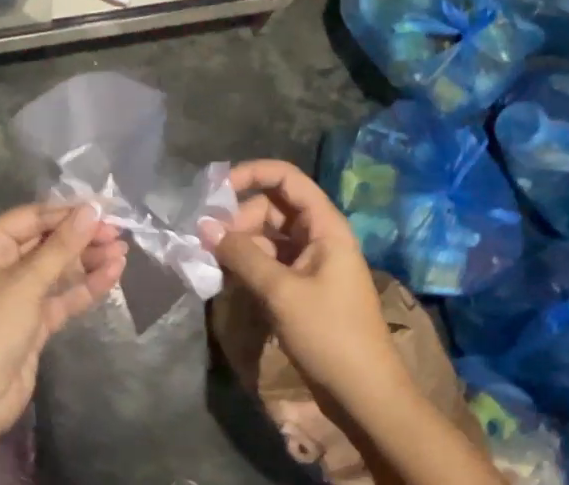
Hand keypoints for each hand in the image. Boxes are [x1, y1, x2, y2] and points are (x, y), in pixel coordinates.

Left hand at [0, 203, 127, 450]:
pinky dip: (85, 286)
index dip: (67, 212)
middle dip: (82, 237)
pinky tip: (112, 275)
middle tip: (118, 233)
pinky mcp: (33, 322)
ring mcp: (17, 295)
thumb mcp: (26, 283)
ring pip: (58, 269)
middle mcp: (0, 265)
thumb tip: (91, 210)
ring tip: (123, 253)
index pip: (32, 218)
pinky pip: (62, 296)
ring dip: (88, 261)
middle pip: (47, 242)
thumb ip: (62, 246)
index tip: (103, 210)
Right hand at [200, 160, 409, 408]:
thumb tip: (203, 226)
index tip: (216, 190)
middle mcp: (318, 236)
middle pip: (273, 207)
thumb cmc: (329, 334)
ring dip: (240, 243)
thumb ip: (241, 255)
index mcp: (324, 225)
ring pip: (268, 236)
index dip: (252, 173)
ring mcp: (311, 263)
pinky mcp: (302, 288)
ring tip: (211, 260)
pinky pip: (270, 262)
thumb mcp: (280, 292)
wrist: (365, 395)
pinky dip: (248, 264)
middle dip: (239, 217)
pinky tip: (226, 278)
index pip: (286, 177)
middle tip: (209, 240)